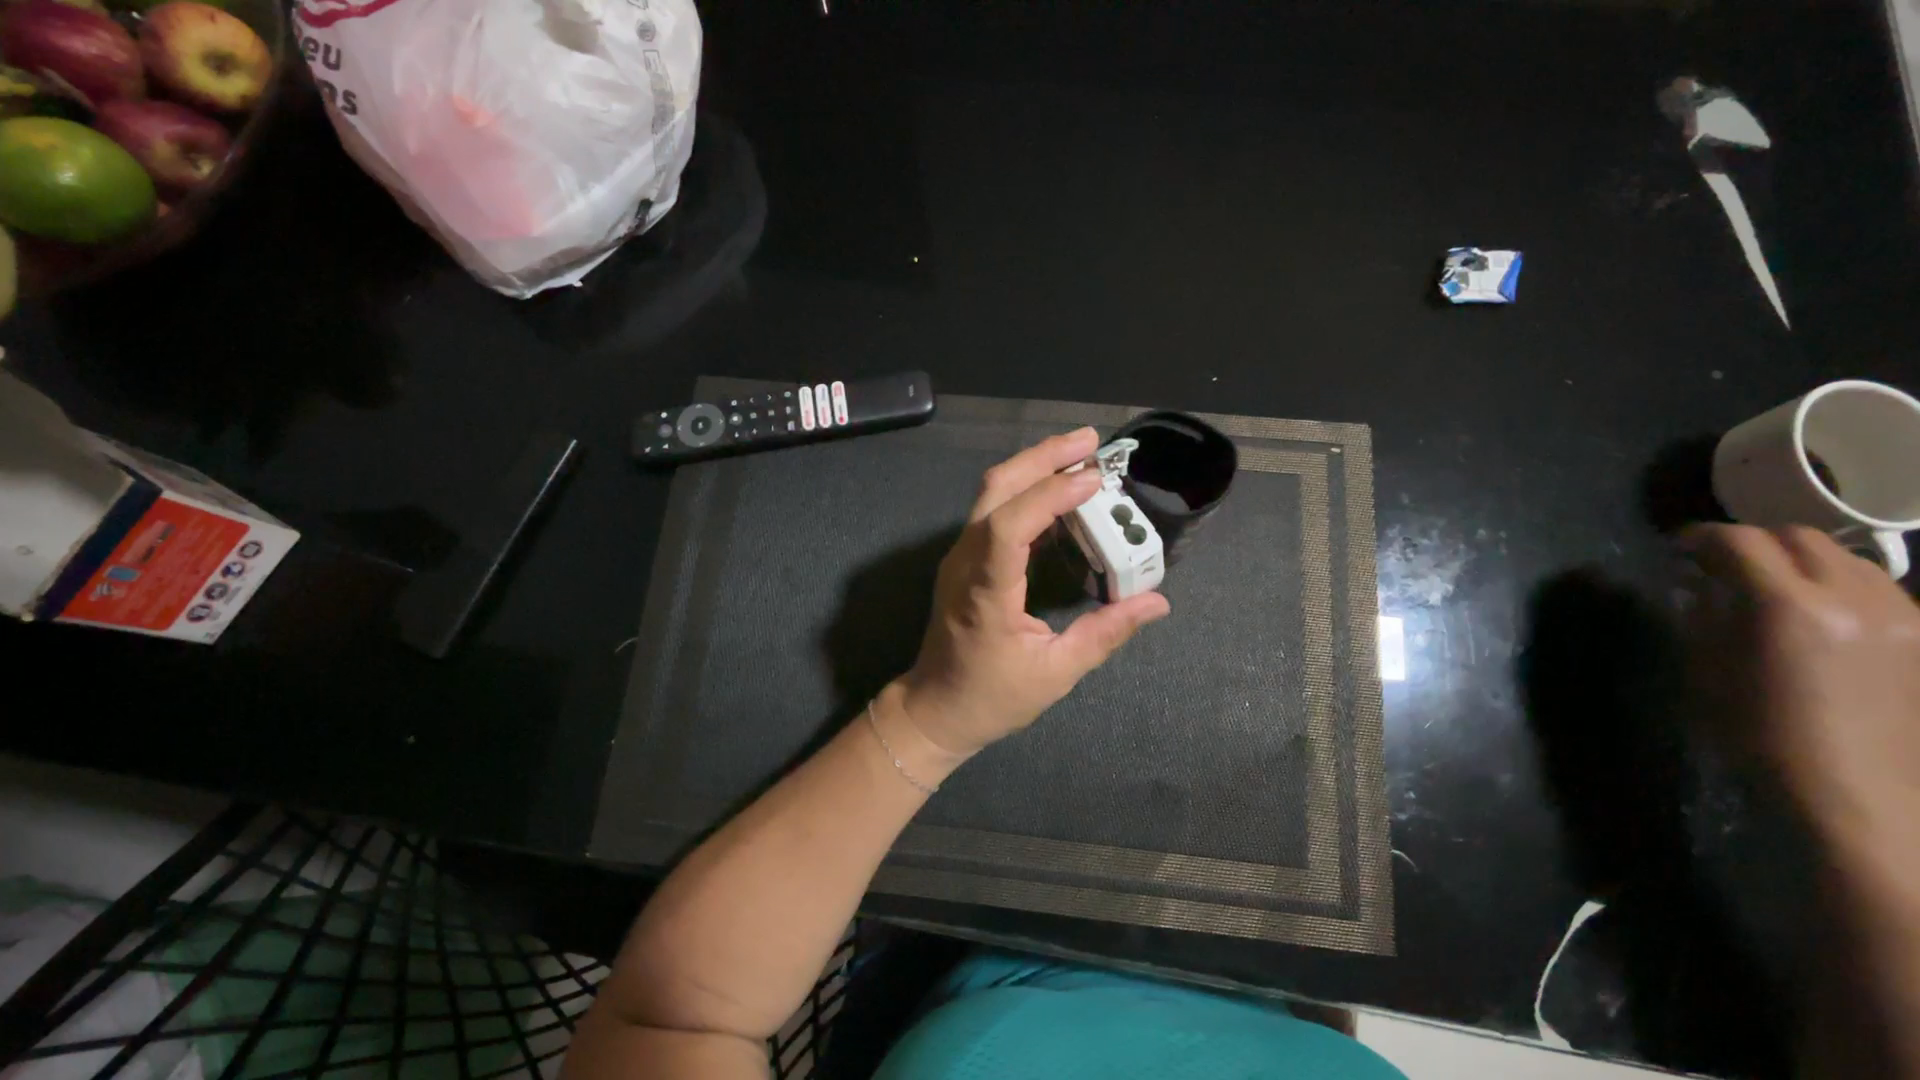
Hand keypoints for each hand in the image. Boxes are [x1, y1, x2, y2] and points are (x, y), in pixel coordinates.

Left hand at [895, 428, 1170, 757]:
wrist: (935, 708)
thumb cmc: (991, 697)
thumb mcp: (1054, 673)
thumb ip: (1105, 634)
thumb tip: (1156, 602)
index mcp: (985, 592)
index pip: (1007, 527)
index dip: (1048, 496)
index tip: (1092, 478)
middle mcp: (965, 562)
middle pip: (995, 490)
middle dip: (1042, 458)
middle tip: (1090, 441)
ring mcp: (959, 557)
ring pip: (990, 493)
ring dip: (1033, 467)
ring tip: (1080, 456)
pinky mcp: (964, 559)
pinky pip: (992, 511)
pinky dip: (1025, 491)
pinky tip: (1059, 493)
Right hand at [1683, 524, 1919, 877]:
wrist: (1856, 795)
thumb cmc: (1763, 738)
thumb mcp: (1708, 674)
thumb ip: (1703, 619)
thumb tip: (1699, 587)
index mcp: (1786, 606)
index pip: (1740, 542)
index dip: (1702, 537)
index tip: (1680, 548)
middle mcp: (1849, 596)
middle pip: (1797, 537)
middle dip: (1754, 542)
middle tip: (1723, 563)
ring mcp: (1897, 613)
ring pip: (1844, 556)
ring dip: (1800, 558)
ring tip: (1774, 583)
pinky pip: (1876, 585)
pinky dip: (1840, 581)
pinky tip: (1822, 610)